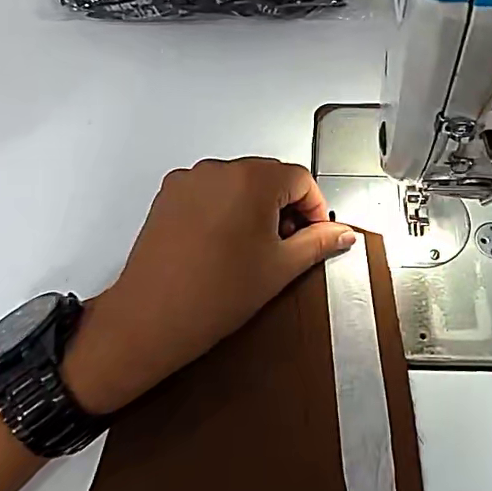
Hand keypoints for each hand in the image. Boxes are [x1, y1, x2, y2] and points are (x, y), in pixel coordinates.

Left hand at [61, 157, 355, 413]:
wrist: (151, 319)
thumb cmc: (209, 296)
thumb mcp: (280, 268)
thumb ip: (318, 243)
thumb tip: (340, 233)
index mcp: (251, 180)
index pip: (301, 179)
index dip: (316, 208)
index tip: (317, 232)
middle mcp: (218, 171)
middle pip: (270, 176)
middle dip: (287, 206)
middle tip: (291, 244)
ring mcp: (190, 181)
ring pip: (239, 183)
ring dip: (257, 207)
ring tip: (255, 249)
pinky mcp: (169, 196)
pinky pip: (211, 191)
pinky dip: (226, 209)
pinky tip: (227, 245)